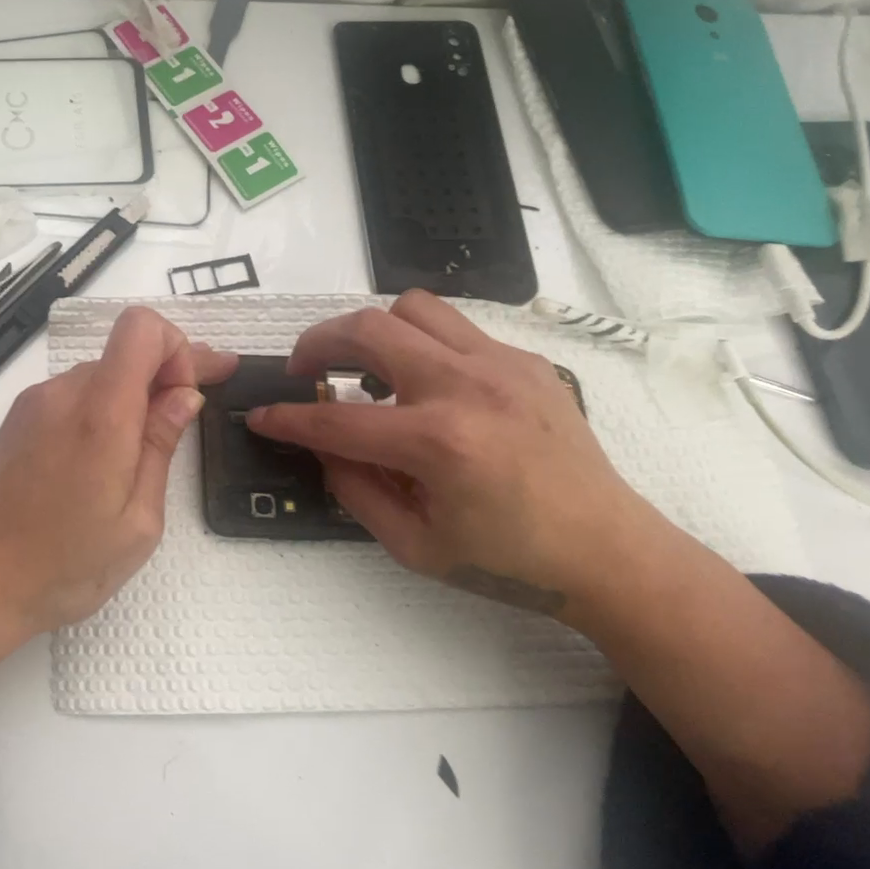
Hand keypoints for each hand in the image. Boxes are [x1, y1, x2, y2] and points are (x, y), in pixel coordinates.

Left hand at [0, 306, 236, 723]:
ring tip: (151, 442)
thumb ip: (161, 446)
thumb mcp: (137, 521)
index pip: (141, 328)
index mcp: (99, 414)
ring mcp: (31, 405)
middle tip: (196, 407)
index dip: (176, 349)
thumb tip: (183, 394)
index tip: (186, 397)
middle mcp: (60, 394)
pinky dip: (99, 412)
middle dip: (164, 374)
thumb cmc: (65, 567)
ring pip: (96, 376)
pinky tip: (106, 457)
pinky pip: (69, 398)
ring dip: (130, 397)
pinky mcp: (14, 423)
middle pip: (121, 352)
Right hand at [246, 290, 663, 615]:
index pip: (336, 419)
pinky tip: (426, 384)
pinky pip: (455, 328)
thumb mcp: (413, 545)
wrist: (610, 552)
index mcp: (438, 443)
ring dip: (373, 331)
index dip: (287, 419)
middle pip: (368, 329)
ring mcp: (501, 365)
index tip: (260, 416)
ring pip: (412, 308)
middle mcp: (467, 387)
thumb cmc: (508, 561)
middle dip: (317, 344)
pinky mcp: (526, 361)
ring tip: (365, 367)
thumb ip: (354, 490)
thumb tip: (321, 446)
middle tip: (304, 371)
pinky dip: (422, 344)